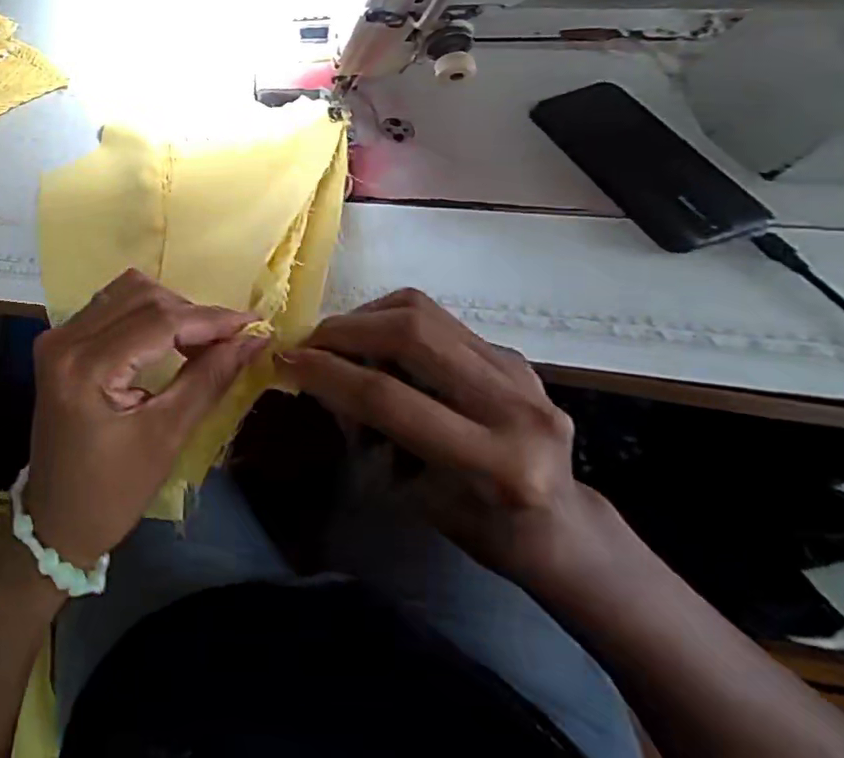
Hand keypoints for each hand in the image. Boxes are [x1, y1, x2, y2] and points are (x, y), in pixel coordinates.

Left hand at [24, 270, 268, 563]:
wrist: (56, 518)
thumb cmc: (113, 491)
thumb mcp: (167, 437)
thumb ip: (209, 379)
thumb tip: (252, 340)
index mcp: (85, 367)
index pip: (159, 321)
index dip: (211, 319)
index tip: (254, 325)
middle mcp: (64, 340)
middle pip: (142, 296)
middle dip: (192, 313)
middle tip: (228, 342)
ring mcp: (57, 338)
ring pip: (126, 293)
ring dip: (170, 309)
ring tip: (202, 342)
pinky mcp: (60, 343)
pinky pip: (111, 307)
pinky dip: (147, 315)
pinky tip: (171, 340)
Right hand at [277, 289, 607, 582]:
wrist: (558, 523)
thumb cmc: (481, 530)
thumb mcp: (413, 497)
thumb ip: (369, 433)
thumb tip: (319, 376)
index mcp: (495, 463)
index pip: (391, 398)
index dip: (328, 375)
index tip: (284, 362)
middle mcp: (515, 407)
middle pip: (411, 335)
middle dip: (344, 332)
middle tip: (307, 343)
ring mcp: (519, 372)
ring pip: (424, 313)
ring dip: (365, 318)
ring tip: (338, 342)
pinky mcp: (513, 354)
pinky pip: (438, 319)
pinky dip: (392, 324)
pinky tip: (376, 347)